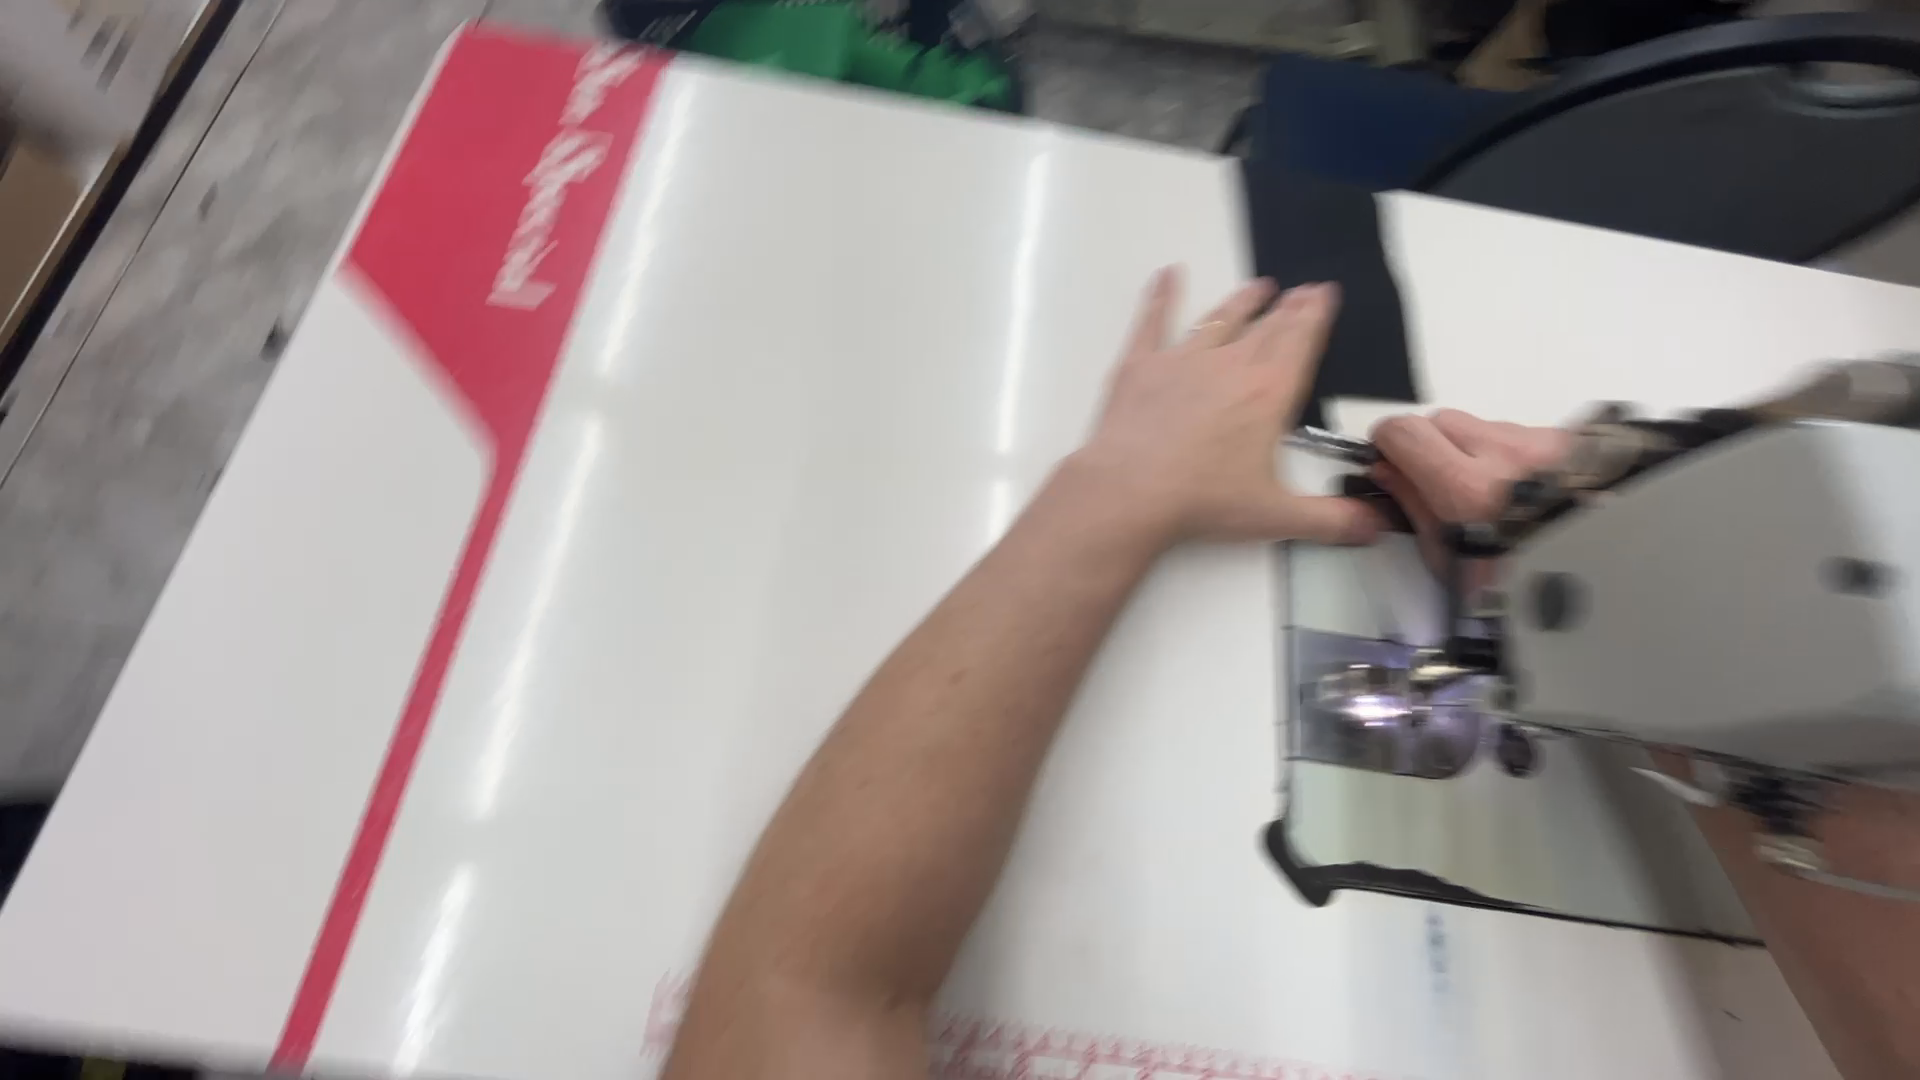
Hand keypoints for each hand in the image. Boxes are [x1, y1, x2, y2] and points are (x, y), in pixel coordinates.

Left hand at [1072, 268, 1381, 546]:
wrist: (1129, 492)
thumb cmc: (1203, 502)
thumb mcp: (1276, 517)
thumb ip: (1332, 521)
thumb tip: (1378, 527)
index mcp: (1269, 394)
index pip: (1301, 344)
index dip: (1314, 317)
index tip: (1323, 293)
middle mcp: (1230, 366)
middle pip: (1266, 328)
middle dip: (1287, 307)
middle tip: (1301, 289)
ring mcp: (1181, 360)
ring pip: (1219, 320)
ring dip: (1241, 301)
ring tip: (1258, 286)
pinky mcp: (1139, 366)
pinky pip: (1151, 322)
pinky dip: (1160, 296)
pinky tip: (1166, 274)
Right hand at [1367, 409, 1569, 569]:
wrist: (1608, 577)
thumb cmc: (1518, 580)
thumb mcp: (1446, 554)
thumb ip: (1412, 503)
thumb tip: (1387, 470)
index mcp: (1467, 489)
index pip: (1404, 431)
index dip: (1388, 441)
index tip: (1388, 457)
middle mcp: (1507, 454)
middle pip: (1440, 420)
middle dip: (1430, 444)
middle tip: (1437, 478)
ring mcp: (1545, 443)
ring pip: (1483, 424)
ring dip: (1473, 449)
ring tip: (1489, 491)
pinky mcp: (1575, 442)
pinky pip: (1522, 433)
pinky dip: (1510, 454)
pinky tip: (1522, 488)